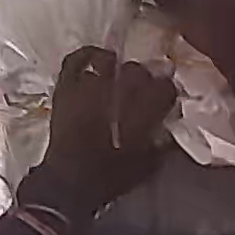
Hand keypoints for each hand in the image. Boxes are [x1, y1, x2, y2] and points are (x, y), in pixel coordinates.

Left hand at [18, 46, 177, 224]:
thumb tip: (168, 128)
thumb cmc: (109, 177)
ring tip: (118, 75)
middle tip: (141, 88)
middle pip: (136, 72)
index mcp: (139, 113)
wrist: (69, 180)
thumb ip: (161, 143)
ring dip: (117, 69)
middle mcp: (114, 94)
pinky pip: (76, 61)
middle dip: (143, 78)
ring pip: (109, 64)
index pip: (163, 89)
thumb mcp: (146, 165)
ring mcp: (87, 87)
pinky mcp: (66, 87)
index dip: (166, 90)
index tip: (166, 94)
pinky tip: (96, 58)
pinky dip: (87, 55)